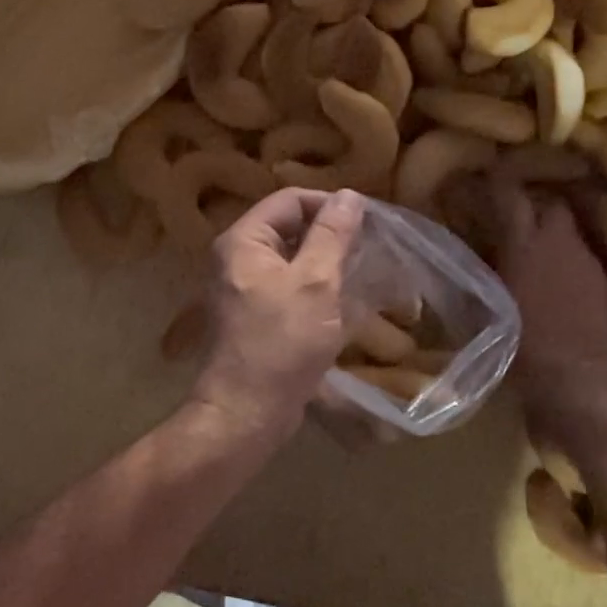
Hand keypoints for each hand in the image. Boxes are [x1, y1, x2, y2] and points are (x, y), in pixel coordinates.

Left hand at [192, 188, 365, 439]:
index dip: (328, 204)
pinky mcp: (254, 319)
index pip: (289, 200)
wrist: (248, 411)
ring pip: (291, 262)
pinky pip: (288, 290)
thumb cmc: (282, 342)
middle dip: (330, 235)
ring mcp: (243, 291)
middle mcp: (236, 259)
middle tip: (370, 248)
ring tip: (363, 273)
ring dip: (326, 265)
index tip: (367, 222)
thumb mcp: (315, 282)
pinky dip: (314, 291)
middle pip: (288, 228)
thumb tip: (349, 195)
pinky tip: (343, 304)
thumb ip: (332, 235)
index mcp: (243, 241)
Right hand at [493, 180, 606, 430]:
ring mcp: (586, 261)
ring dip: (547, 233)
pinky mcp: (601, 283)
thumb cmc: (523, 350)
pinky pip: (578, 256)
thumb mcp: (488, 310)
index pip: (510, 196)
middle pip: (548, 205)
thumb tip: (468, 257)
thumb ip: (480, 275)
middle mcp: (559, 242)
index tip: (476, 182)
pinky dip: (562, 258)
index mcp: (525, 244)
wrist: (578, 382)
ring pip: (565, 230)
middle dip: (529, 205)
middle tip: (504, 218)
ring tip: (525, 249)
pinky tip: (548, 277)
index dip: (493, 185)